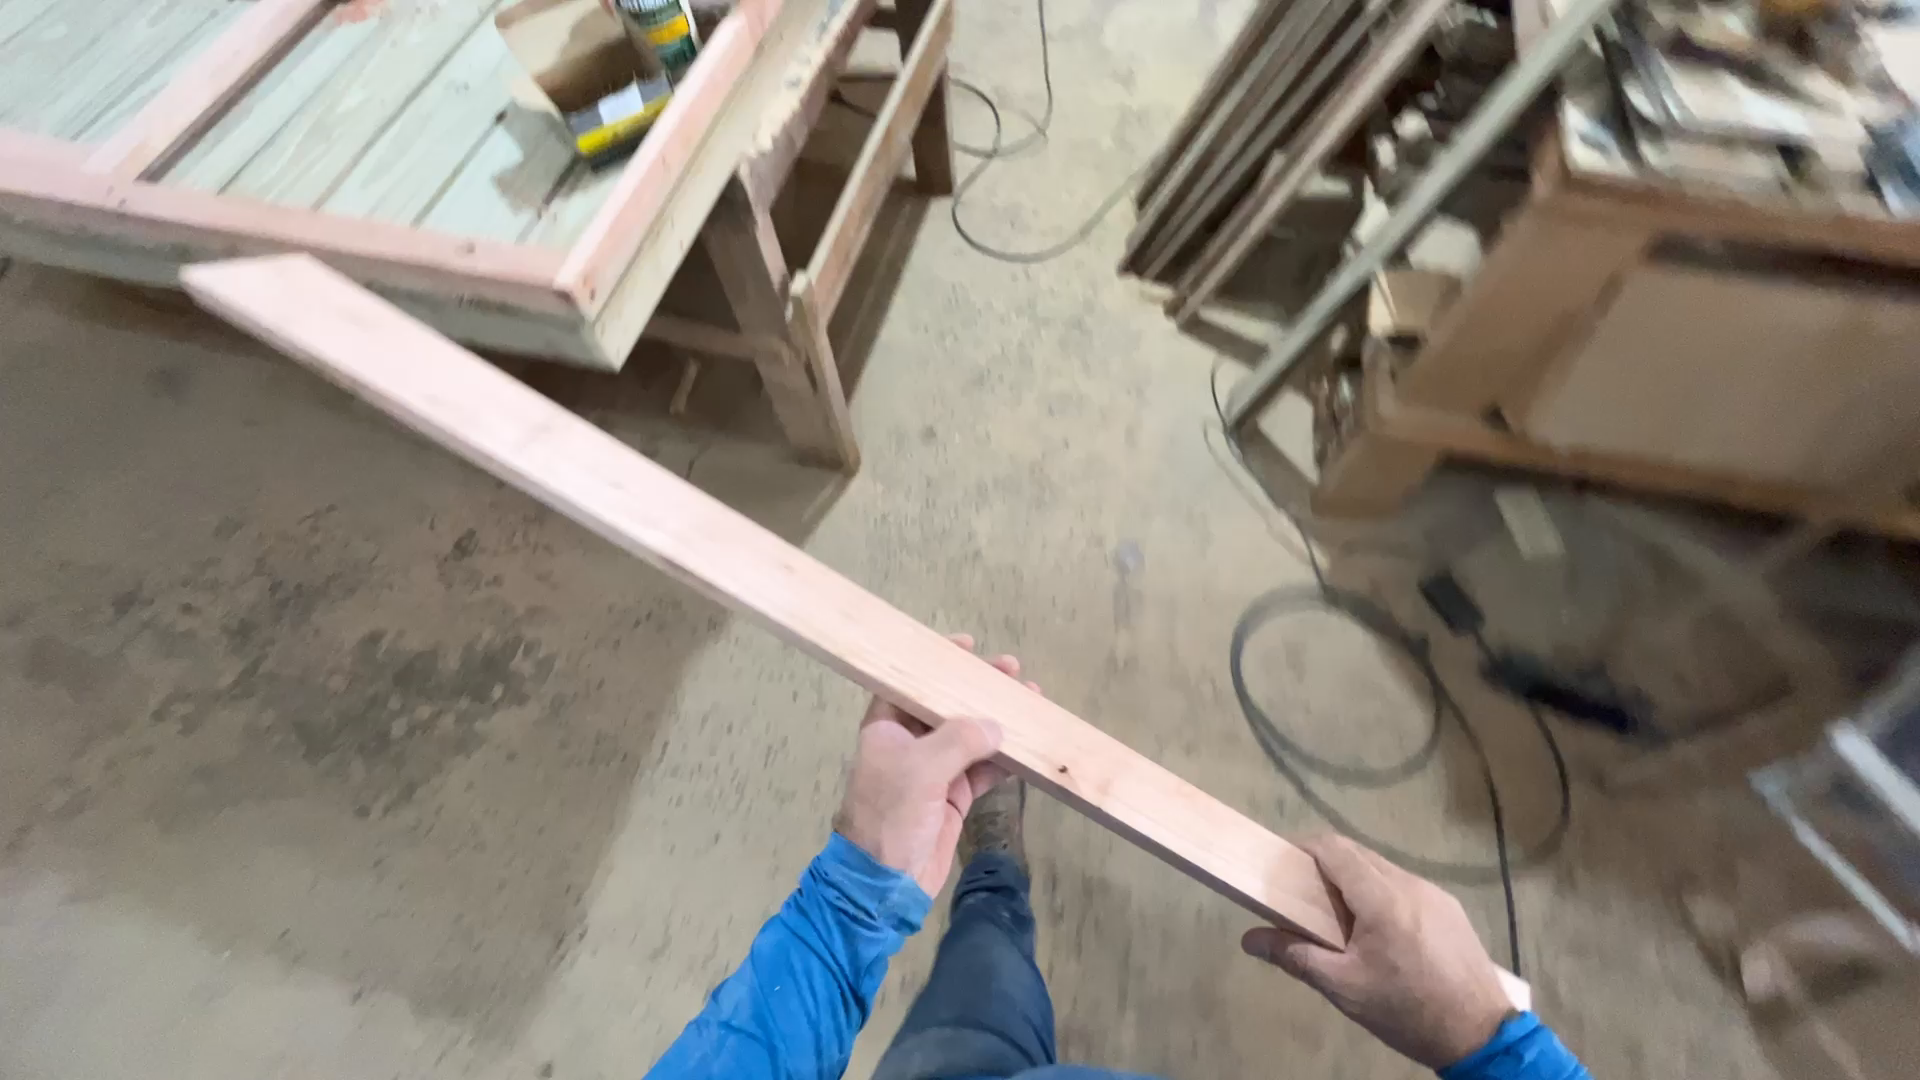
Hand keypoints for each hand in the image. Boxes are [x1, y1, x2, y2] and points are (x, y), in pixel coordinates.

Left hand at [833, 634, 1031, 895]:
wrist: (885, 885)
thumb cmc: (890, 815)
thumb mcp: (921, 769)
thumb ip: (959, 740)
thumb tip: (995, 725)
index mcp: (887, 727)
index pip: (911, 683)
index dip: (935, 662)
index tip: (966, 646)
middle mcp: (910, 743)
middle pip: (947, 705)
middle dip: (978, 688)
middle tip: (1011, 670)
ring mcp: (933, 770)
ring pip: (970, 735)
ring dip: (998, 720)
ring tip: (1030, 700)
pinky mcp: (953, 797)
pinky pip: (982, 768)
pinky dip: (1003, 757)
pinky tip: (1026, 745)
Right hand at [1241, 835, 1512, 1068]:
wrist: (1485, 1041)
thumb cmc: (1408, 1011)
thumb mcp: (1344, 988)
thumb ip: (1295, 956)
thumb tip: (1249, 939)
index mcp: (1382, 899)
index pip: (1333, 848)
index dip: (1303, 847)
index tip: (1282, 863)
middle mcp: (1409, 884)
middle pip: (1355, 853)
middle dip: (1323, 863)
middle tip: (1303, 890)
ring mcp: (1433, 893)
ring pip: (1379, 866)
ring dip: (1351, 877)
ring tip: (1337, 911)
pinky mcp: (1449, 906)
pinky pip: (1401, 883)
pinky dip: (1378, 890)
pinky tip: (1375, 925)